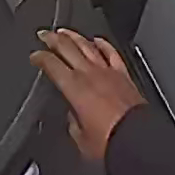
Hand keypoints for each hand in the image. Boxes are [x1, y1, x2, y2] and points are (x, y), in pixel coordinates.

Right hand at [30, 28, 145, 163]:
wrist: (139, 143)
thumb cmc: (110, 143)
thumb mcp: (81, 140)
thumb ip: (73, 123)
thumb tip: (74, 116)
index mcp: (74, 88)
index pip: (52, 64)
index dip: (40, 57)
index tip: (35, 56)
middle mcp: (89, 74)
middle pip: (66, 47)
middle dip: (52, 38)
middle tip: (44, 34)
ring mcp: (107, 72)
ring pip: (86, 45)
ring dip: (73, 36)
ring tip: (64, 31)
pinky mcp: (123, 75)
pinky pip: (111, 53)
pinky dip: (103, 44)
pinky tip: (97, 40)